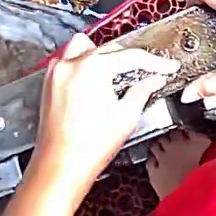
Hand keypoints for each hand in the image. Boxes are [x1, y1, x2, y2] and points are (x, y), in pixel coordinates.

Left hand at [27, 34, 176, 203]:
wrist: (60, 167)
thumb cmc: (87, 148)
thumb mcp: (126, 116)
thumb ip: (142, 90)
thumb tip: (153, 79)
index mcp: (91, 69)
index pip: (130, 57)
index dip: (154, 62)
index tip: (166, 66)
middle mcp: (70, 65)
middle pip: (109, 49)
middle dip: (130, 59)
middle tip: (148, 72)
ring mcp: (57, 73)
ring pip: (85, 48)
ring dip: (104, 56)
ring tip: (120, 72)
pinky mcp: (50, 83)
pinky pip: (69, 61)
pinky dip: (85, 64)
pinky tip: (96, 81)